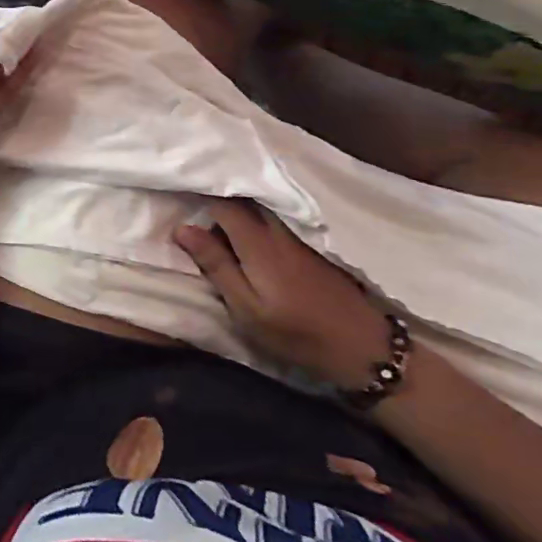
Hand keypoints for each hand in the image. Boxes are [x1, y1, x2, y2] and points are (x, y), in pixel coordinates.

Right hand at [174, 199, 391, 387]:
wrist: (360, 344)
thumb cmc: (295, 331)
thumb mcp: (245, 307)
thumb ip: (216, 265)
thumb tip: (183, 228)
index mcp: (257, 241)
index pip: (222, 203)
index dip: (200, 197)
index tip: (181, 200)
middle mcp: (278, 227)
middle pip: (243, 199)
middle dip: (219, 200)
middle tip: (197, 212)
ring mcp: (297, 234)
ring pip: (261, 207)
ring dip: (239, 209)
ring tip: (221, 225)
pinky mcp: (311, 243)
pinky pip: (276, 217)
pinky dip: (257, 219)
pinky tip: (251, 237)